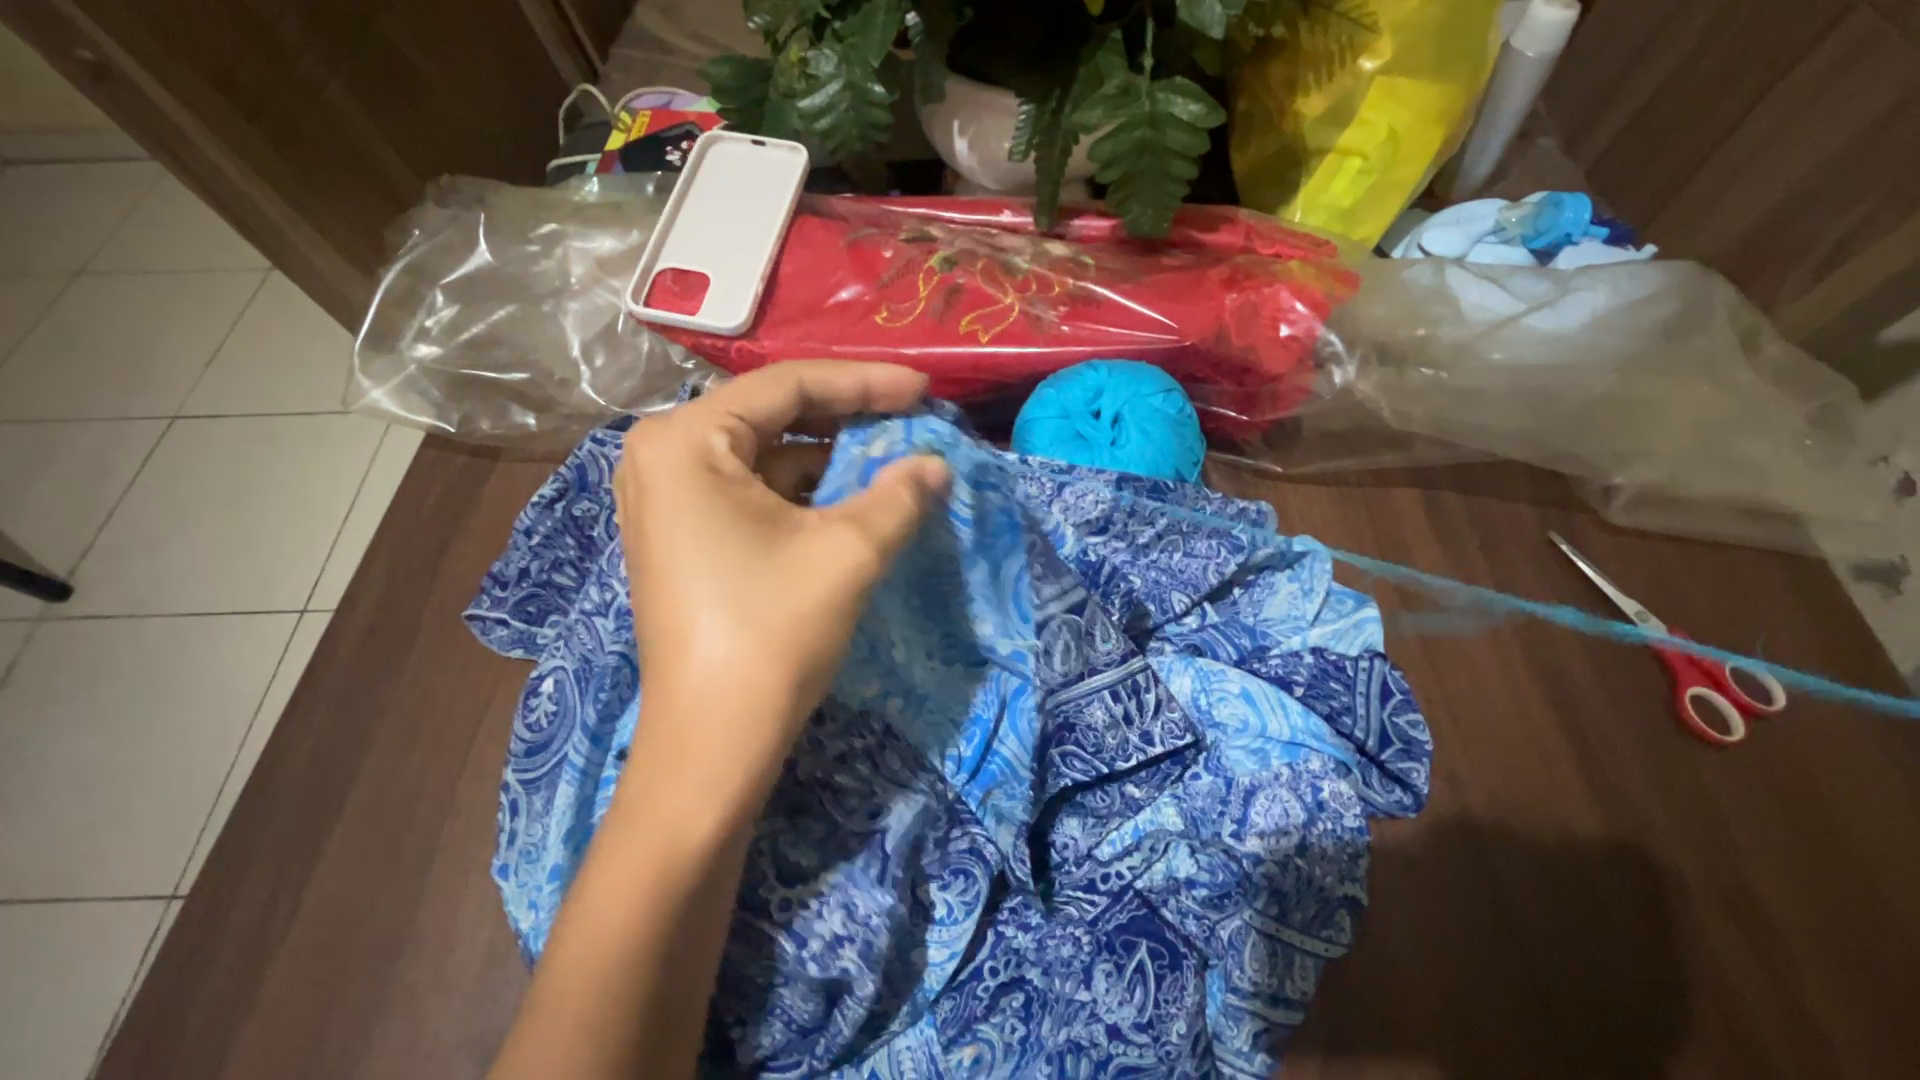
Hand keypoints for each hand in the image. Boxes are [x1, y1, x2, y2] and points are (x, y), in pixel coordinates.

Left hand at [613, 361, 949, 805]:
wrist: (713, 742)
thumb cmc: (772, 632)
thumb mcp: (848, 552)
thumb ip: (899, 494)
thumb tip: (937, 465)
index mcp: (684, 440)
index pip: (787, 386)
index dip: (864, 382)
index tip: (924, 388)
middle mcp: (660, 456)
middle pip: (770, 415)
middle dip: (846, 415)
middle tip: (911, 417)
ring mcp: (664, 499)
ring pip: (763, 456)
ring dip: (829, 456)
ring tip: (892, 455)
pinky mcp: (680, 536)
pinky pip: (749, 492)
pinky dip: (802, 491)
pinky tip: (852, 497)